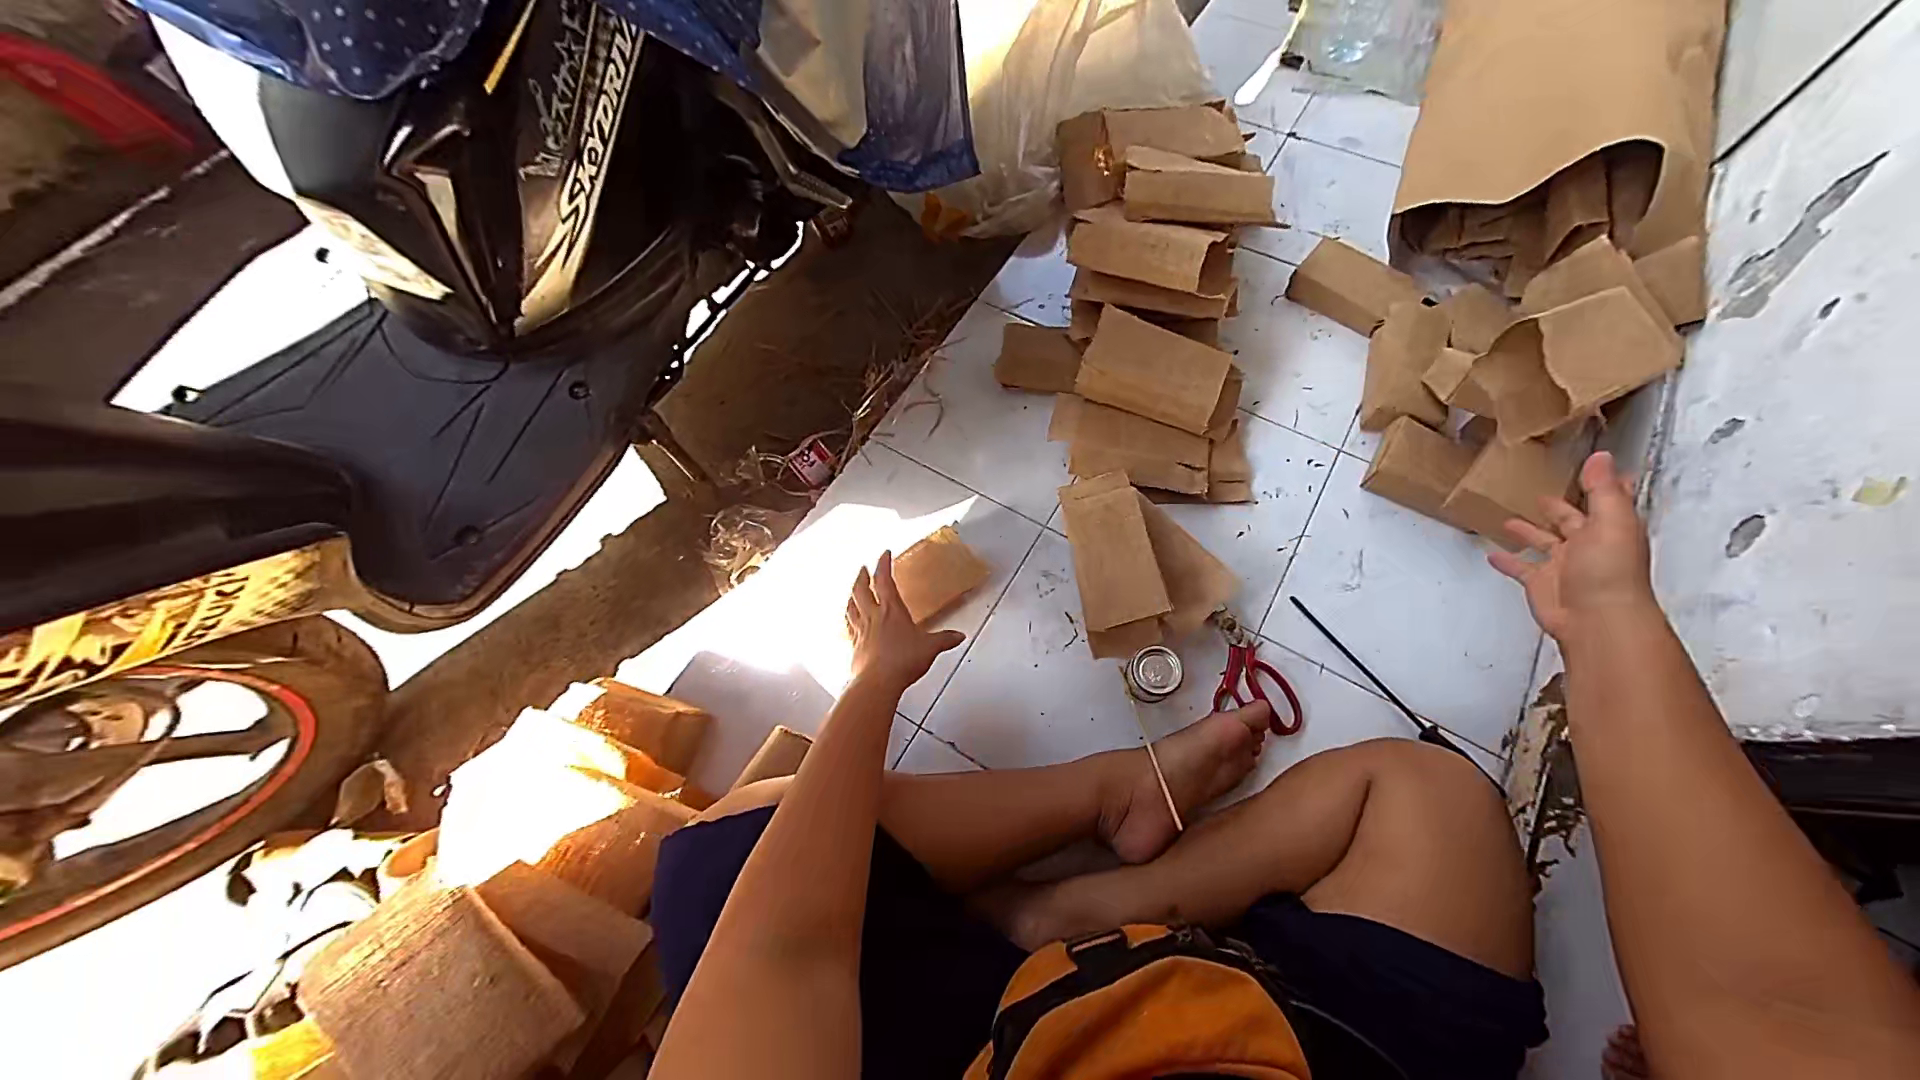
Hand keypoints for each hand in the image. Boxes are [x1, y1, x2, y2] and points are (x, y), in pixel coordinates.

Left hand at [845, 551, 964, 690]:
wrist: (878, 682)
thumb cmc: (902, 661)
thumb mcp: (930, 648)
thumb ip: (944, 640)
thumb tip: (958, 636)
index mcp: (891, 610)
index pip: (884, 580)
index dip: (883, 564)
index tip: (884, 554)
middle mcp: (873, 616)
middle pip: (861, 589)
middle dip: (862, 576)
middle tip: (862, 568)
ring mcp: (861, 631)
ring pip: (851, 605)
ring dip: (851, 594)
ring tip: (853, 590)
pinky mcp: (854, 646)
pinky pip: (848, 627)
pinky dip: (848, 619)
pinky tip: (849, 621)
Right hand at [1489, 451, 1657, 642]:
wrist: (1596, 618)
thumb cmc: (1609, 572)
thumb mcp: (1610, 522)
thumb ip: (1602, 490)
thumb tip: (1601, 457)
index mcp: (1608, 529)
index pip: (1604, 501)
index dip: (1600, 486)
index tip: (1593, 469)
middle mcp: (1587, 546)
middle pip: (1570, 523)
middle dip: (1558, 510)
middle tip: (1542, 496)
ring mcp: (1562, 565)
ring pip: (1542, 543)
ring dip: (1528, 533)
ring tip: (1509, 520)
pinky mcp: (1539, 582)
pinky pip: (1520, 568)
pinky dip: (1507, 561)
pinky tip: (1493, 555)